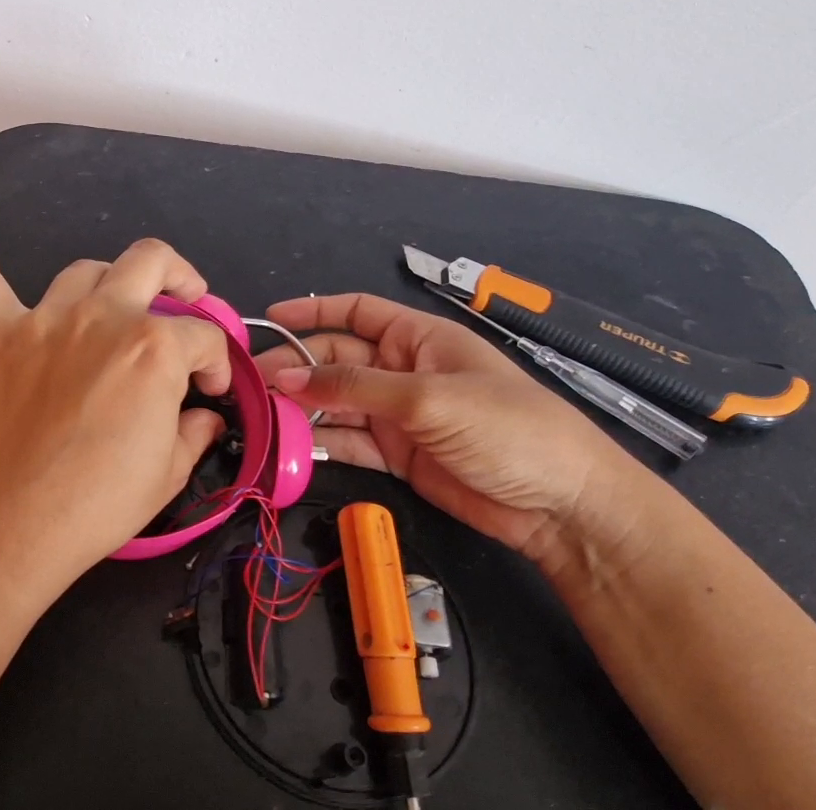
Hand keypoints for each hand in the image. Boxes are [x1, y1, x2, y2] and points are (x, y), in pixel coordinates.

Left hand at [0, 218, 232, 589]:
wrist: (13, 522)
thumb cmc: (99, 502)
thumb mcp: (169, 473)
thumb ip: (193, 432)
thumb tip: (203, 418)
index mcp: (155, 347)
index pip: (203, 335)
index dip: (217, 362)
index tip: (211, 390)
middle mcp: (104, 316)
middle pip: (151, 262)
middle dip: (181, 275)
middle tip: (188, 296)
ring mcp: (47, 319)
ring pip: (84, 270)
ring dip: (109, 280)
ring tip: (118, 303)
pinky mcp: (1, 335)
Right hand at [254, 292, 630, 555]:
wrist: (561, 504)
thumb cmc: (506, 428)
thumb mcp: (427, 398)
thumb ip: (352, 388)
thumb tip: (285, 376)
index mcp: (418, 339)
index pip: (357, 312)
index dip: (314, 311)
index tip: (269, 318)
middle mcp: (403, 372)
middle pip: (337, 360)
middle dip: (297, 367)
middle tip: (253, 384)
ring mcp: (399, 415)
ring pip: (336, 403)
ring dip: (302, 407)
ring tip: (261, 415)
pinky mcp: (399, 455)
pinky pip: (349, 440)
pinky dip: (320, 441)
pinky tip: (290, 444)